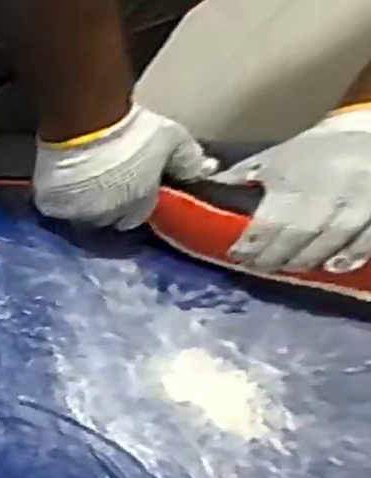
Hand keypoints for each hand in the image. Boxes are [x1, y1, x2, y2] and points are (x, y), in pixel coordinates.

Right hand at [33, 105, 219, 229]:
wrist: (85, 130)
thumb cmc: (135, 135)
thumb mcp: (174, 141)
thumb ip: (189, 161)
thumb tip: (206, 172)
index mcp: (135, 204)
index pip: (136, 218)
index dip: (138, 207)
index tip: (137, 194)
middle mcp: (101, 216)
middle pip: (105, 220)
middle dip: (109, 209)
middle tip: (111, 188)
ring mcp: (71, 213)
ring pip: (79, 217)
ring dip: (84, 206)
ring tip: (87, 187)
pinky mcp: (48, 207)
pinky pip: (58, 209)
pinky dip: (64, 200)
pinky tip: (69, 186)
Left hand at [215, 109, 370, 273]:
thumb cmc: (309, 150)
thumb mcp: (266, 161)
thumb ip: (230, 182)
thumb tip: (184, 200)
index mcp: (298, 182)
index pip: (269, 224)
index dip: (251, 246)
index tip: (237, 256)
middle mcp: (337, 188)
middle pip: (303, 234)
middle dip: (277, 257)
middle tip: (261, 267)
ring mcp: (370, 194)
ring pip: (340, 236)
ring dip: (313, 259)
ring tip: (294, 268)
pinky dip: (358, 251)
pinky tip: (338, 265)